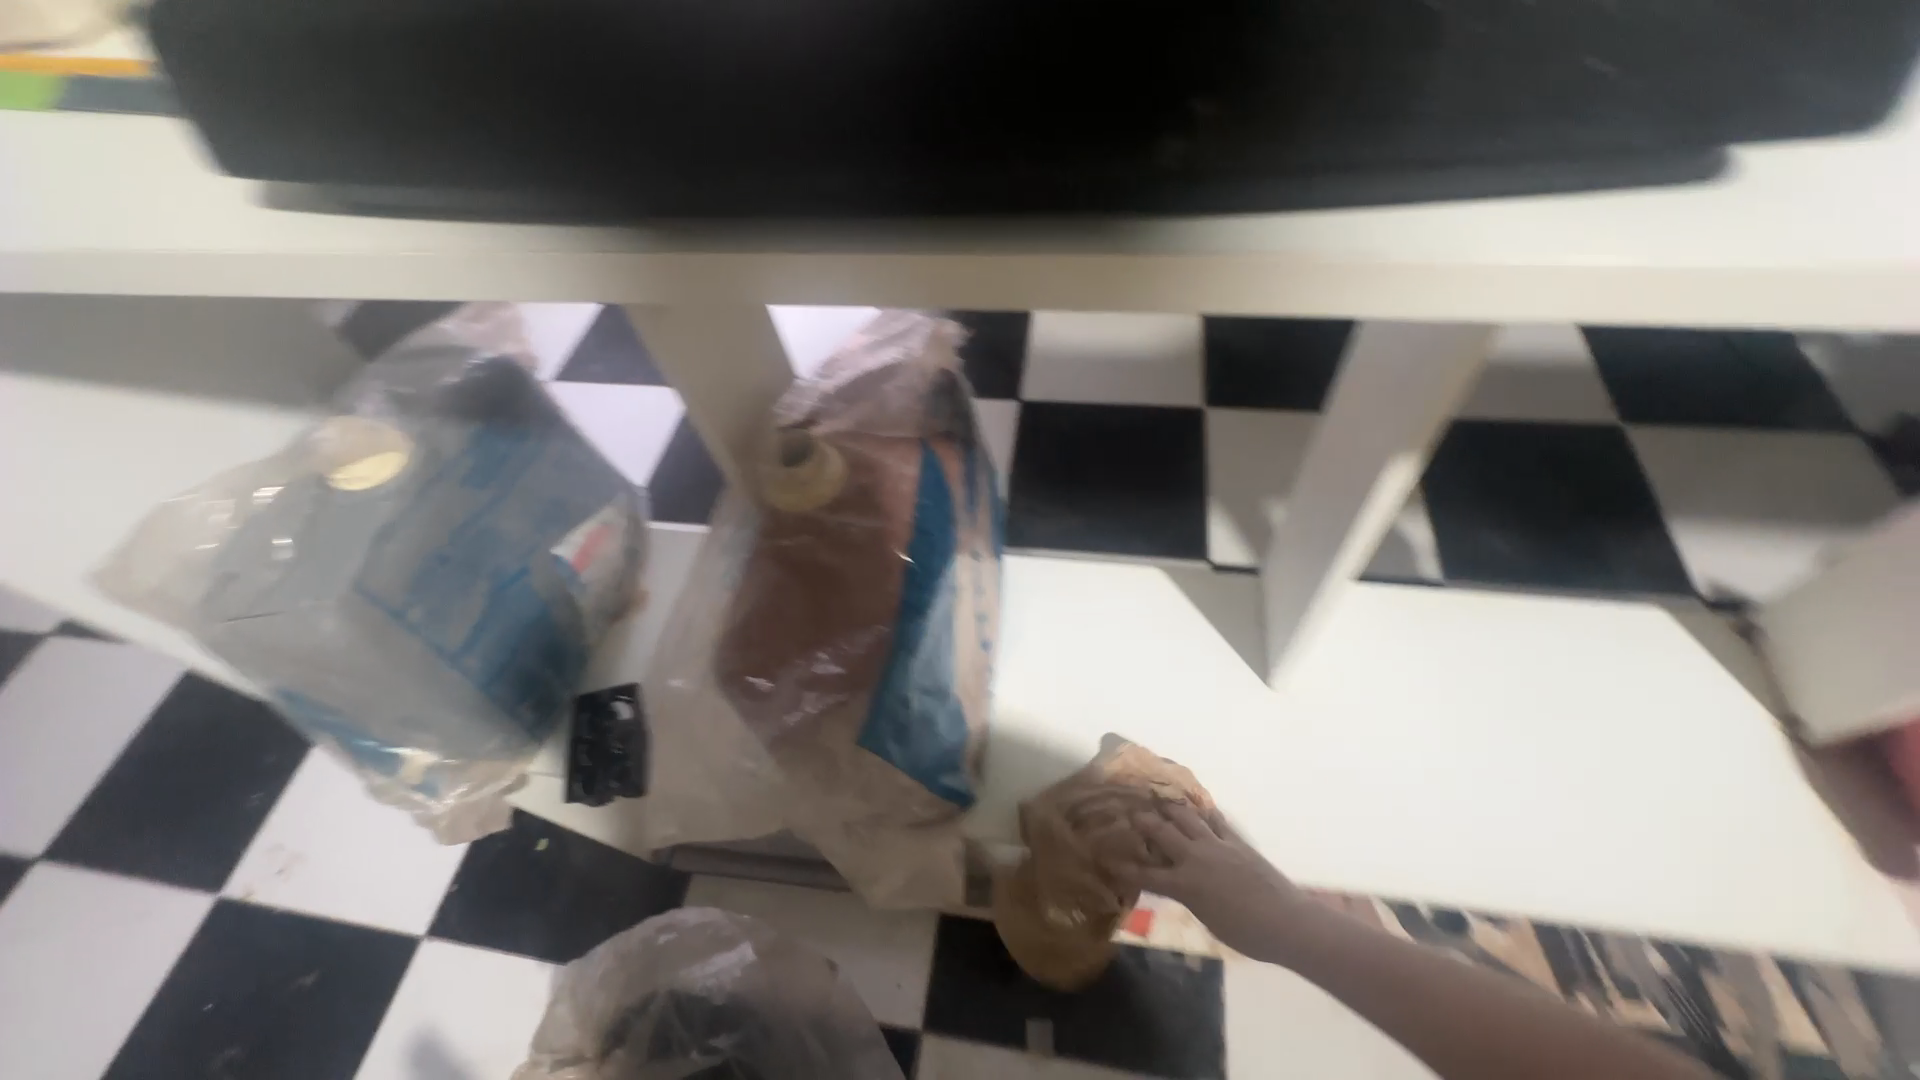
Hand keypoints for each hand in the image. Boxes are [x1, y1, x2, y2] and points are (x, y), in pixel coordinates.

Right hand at [1099, 802, 1309, 962]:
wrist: (1286, 922)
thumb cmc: (1246, 934)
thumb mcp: (1208, 921)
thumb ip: (1190, 899)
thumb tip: (1181, 888)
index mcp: (1184, 885)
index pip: (1146, 874)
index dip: (1124, 867)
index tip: (1107, 858)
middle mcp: (1195, 858)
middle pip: (1162, 833)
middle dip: (1144, 822)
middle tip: (1131, 812)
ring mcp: (1217, 845)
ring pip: (1186, 818)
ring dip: (1171, 808)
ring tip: (1161, 799)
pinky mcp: (1237, 842)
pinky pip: (1216, 820)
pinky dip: (1205, 812)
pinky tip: (1200, 806)